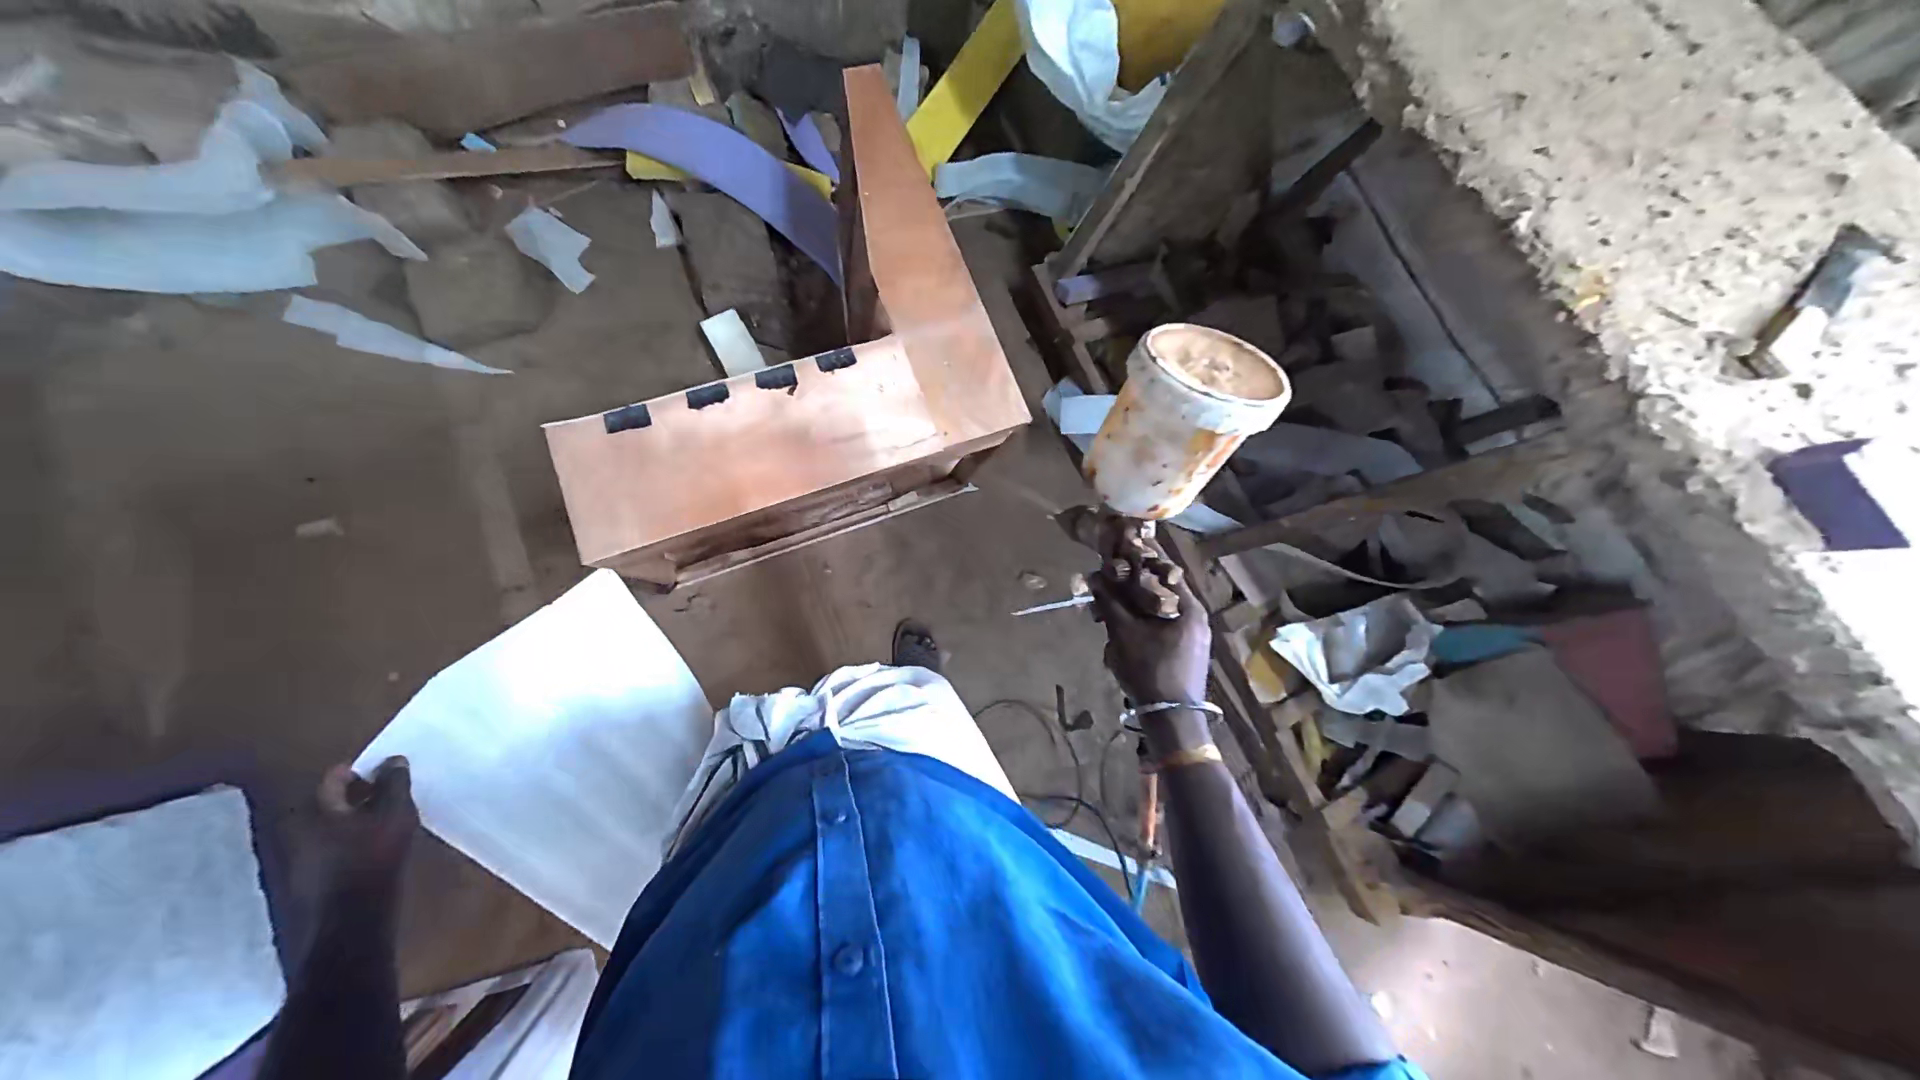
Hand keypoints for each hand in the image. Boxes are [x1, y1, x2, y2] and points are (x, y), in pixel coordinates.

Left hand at [314, 757, 416, 898]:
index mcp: (318, 811)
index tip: (388, 771)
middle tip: (393, 793)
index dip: (363, 769)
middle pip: (334, 802)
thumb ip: (395, 784)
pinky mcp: (314, 877)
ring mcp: (305, 856)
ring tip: (390, 819)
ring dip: (360, 818)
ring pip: (335, 825)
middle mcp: (303, 830)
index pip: (335, 777)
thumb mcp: (395, 813)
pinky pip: (336, 845)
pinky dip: (355, 838)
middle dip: (362, 794)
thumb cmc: (374, 856)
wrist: (351, 918)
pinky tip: (377, 846)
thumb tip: (393, 760)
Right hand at [1087, 548, 1211, 706]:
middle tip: (1106, 583)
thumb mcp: (1124, 633)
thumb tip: (1092, 577)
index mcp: (1189, 607)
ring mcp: (1193, 637)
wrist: (1171, 718)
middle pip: (1160, 591)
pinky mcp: (1186, 652)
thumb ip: (1109, 603)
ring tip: (1107, 611)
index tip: (1119, 551)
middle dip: (1131, 588)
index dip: (1140, 559)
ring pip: (1158, 611)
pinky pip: (1161, 627)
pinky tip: (1121, 633)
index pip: (1165, 569)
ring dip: (1133, 608)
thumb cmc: (1150, 670)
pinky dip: (1142, 624)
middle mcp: (1196, 618)